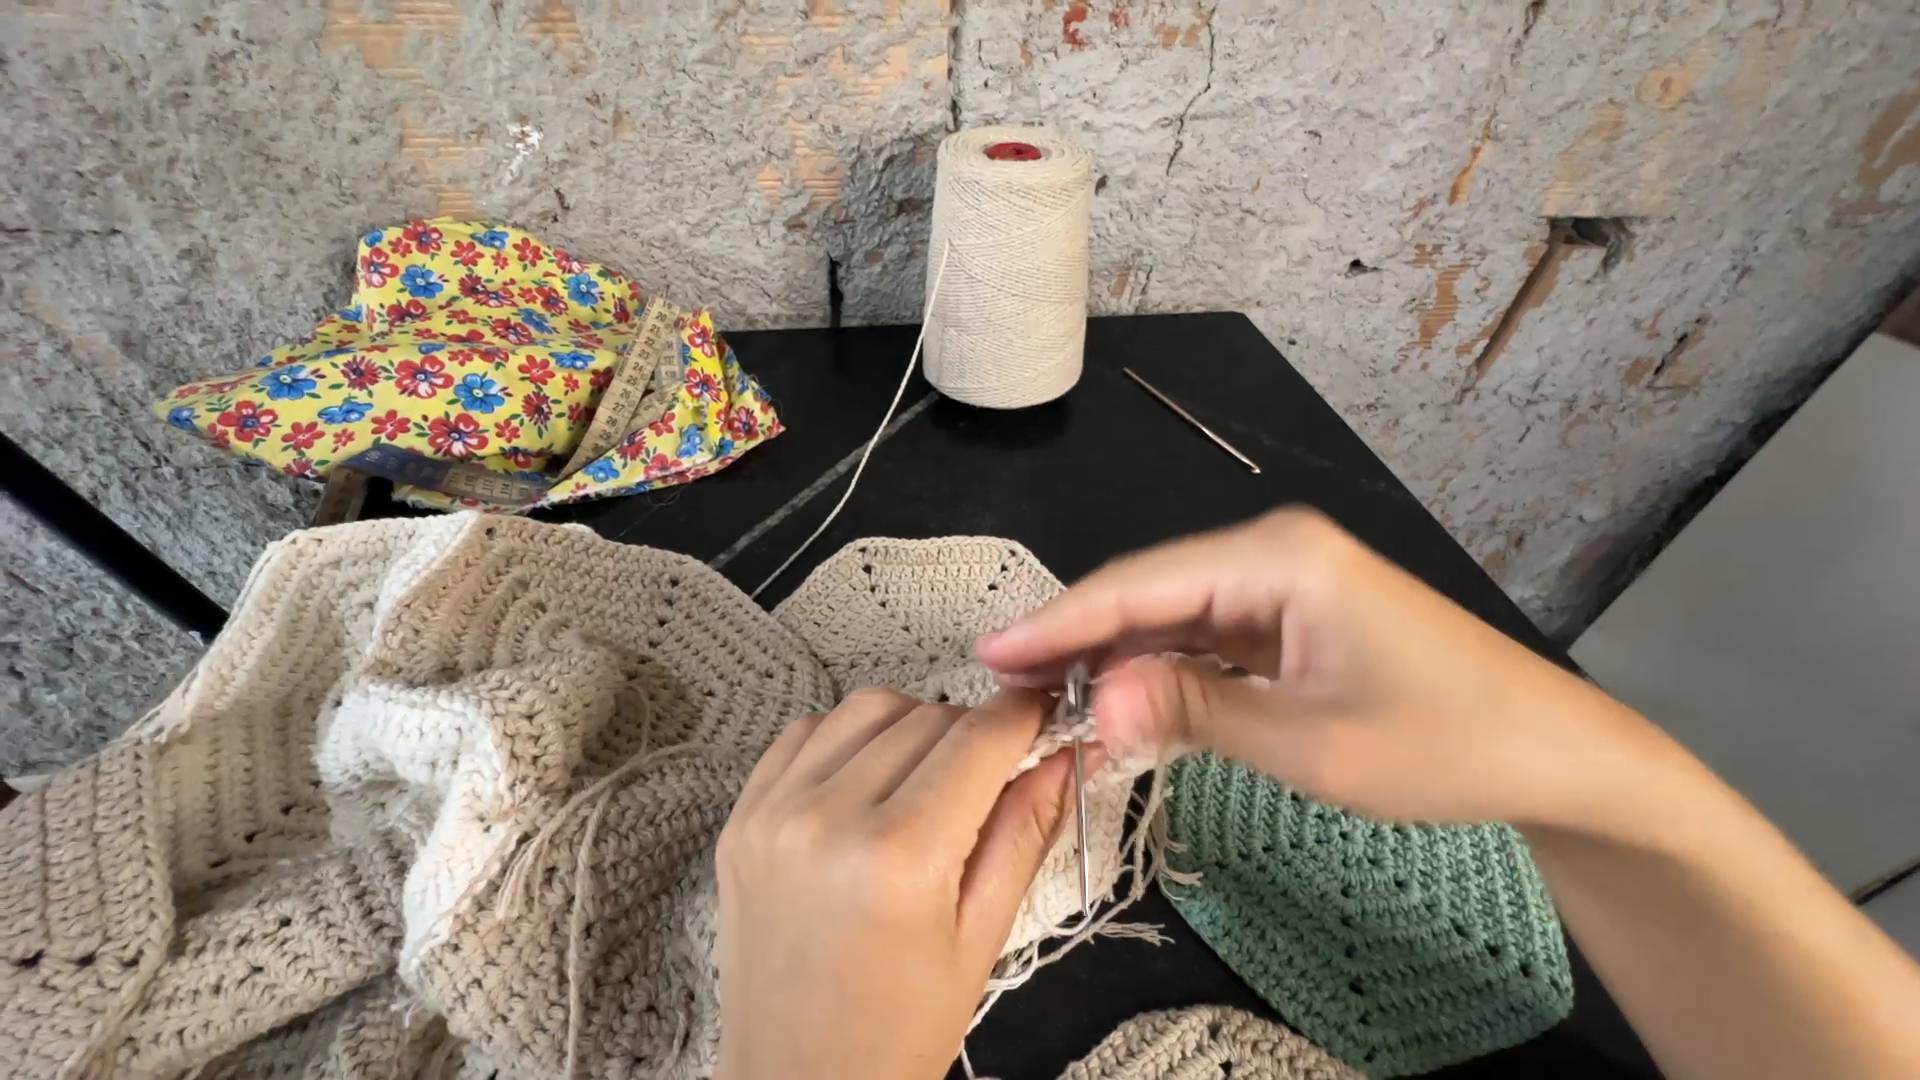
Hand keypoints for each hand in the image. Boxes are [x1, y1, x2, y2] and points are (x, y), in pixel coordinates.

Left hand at [714, 687, 1076, 1079]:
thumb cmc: (905, 1026)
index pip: (976, 740)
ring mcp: (773, 810)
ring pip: (868, 708)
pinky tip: (868, 779)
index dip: (1020, 714)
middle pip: (927, 717)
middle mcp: (829, 816)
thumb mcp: (983, 936)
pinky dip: (850, 736)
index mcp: (900, 858)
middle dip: (972, 731)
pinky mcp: (741, 813)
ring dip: (913, 724)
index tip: (1043, 710)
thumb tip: (1067, 751)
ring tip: (927, 775)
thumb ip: (1027, 829)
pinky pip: (808, 730)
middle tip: (989, 770)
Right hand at [976, 507, 1685, 832]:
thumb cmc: (1442, 745)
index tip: (991, 654)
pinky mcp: (1281, 612)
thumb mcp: (1306, 742)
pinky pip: (1198, 633)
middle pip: (1146, 590)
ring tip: (1043, 690)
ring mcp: (1275, 580)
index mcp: (1278, 558)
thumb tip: (1092, 708)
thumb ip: (1189, 711)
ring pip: (1166, 612)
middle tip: (1005, 681)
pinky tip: (1114, 691)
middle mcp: (1268, 551)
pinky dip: (1154, 665)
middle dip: (1076, 637)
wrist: (1548, 753)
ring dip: (1111, 654)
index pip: (1140, 584)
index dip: (1060, 621)